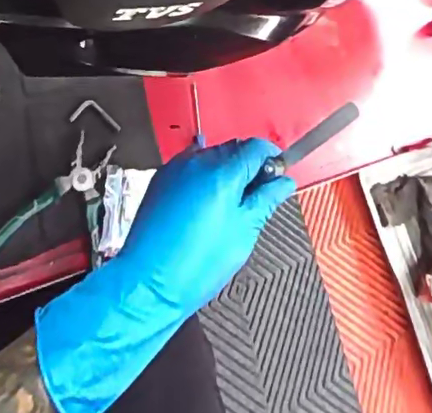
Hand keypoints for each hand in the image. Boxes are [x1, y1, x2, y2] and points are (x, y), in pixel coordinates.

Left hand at [34, 139, 293, 412]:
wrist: (147, 285)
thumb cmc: (194, 266)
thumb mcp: (243, 233)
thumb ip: (266, 200)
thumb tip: (284, 183)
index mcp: (222, 172)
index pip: (256, 146)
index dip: (272, 158)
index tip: (278, 175)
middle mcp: (198, 161)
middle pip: (235, 147)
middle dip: (250, 165)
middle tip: (257, 195)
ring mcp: (177, 168)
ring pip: (213, 154)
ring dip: (227, 169)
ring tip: (229, 204)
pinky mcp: (162, 178)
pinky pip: (191, 164)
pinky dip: (204, 175)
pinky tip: (206, 201)